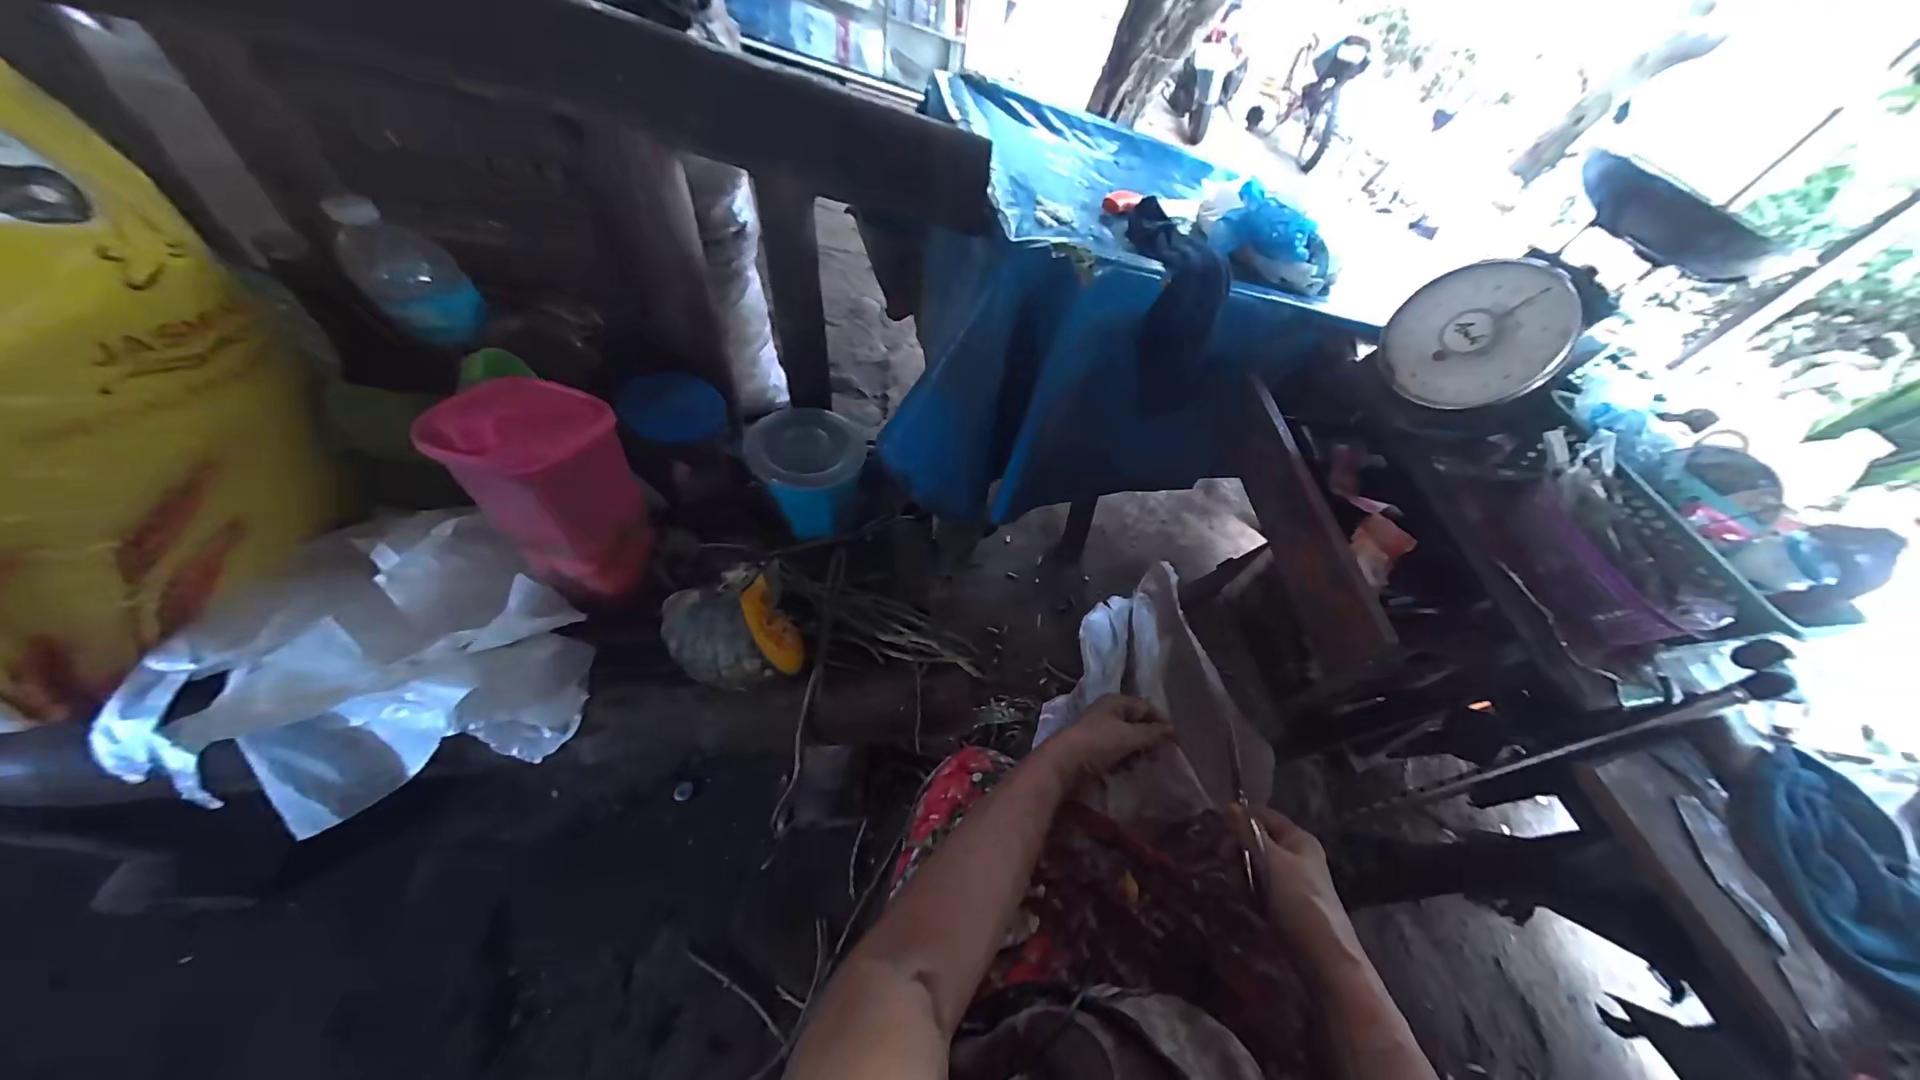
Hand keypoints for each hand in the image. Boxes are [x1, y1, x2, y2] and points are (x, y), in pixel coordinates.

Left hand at [1032, 694, 1173, 788]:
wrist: (1065, 763)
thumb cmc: (1098, 743)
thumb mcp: (1129, 735)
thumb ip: (1152, 732)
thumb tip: (1171, 730)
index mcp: (1115, 702)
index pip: (1145, 706)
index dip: (1161, 722)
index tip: (1175, 741)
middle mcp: (1108, 713)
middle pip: (1137, 723)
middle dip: (1149, 739)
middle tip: (1157, 754)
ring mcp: (1100, 732)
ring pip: (1128, 740)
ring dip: (1137, 752)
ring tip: (1141, 763)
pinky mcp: (1096, 750)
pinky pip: (1118, 752)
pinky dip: (1124, 760)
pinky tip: (1125, 769)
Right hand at [1228, 803, 1363, 964]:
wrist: (1324, 958)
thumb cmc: (1300, 901)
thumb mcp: (1271, 860)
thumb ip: (1248, 832)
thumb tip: (1229, 805)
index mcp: (1298, 838)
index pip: (1261, 814)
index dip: (1240, 820)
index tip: (1220, 835)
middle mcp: (1295, 854)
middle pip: (1254, 839)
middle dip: (1237, 850)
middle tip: (1227, 863)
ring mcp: (1290, 879)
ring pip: (1252, 863)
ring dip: (1240, 873)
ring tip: (1242, 889)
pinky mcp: (1283, 901)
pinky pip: (1257, 885)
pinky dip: (1249, 890)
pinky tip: (1248, 901)